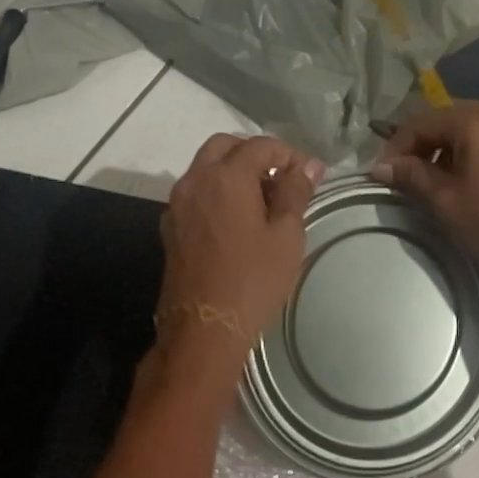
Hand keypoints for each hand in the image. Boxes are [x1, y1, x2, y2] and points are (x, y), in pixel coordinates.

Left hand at [154, 135, 324, 389]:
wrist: (203, 332)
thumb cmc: (253, 280)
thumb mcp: (287, 235)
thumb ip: (296, 192)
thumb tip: (308, 167)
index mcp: (226, 176)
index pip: (260, 144)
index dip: (288, 154)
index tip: (307, 176)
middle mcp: (195, 180)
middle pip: (225, 146)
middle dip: (254, 155)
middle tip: (280, 181)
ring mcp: (178, 204)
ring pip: (206, 168)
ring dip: (234, 172)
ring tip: (263, 202)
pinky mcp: (170, 228)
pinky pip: (196, 193)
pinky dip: (217, 192)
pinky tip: (237, 221)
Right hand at [370, 102, 478, 292]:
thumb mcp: (446, 200)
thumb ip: (412, 175)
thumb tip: (379, 166)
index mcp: (477, 120)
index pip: (424, 121)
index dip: (398, 144)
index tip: (382, 170)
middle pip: (446, 118)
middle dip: (420, 143)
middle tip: (401, 172)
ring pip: (467, 126)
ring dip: (443, 146)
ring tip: (427, 177)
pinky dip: (468, 148)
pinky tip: (458, 175)